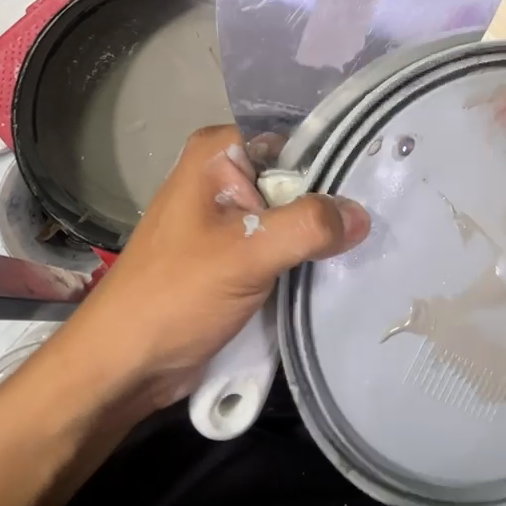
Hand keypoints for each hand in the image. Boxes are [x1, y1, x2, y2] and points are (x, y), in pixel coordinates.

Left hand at [58, 124, 369, 408]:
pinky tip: (337, 268)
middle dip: (329, 201)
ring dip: (317, 234)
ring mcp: (225, 216)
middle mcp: (220, 175)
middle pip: (294, 177)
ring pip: (288, 214)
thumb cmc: (176, 295)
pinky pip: (277, 243)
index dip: (331, 160)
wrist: (124, 366)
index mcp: (216, 153)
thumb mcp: (247, 253)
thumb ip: (308, 227)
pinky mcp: (230, 254)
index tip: (375, 180)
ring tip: (367, 245)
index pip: (291, 139)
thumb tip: (362, 215)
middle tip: (381, 218)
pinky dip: (301, 256)